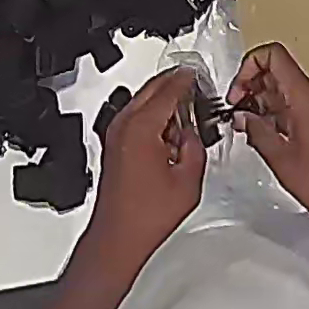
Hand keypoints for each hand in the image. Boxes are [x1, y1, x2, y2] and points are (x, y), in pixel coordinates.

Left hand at [81, 67, 204, 272]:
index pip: (166, 92)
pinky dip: (151, 114)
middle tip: (189, 83)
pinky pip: (134, 116)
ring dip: (161, 99)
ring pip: (141, 101)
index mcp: (141, 127)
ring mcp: (115, 132)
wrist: (119, 236)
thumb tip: (193, 134)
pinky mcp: (113, 143)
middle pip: (150, 90)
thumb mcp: (187, 182)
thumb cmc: (146, 216)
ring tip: (184, 109)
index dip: (183, 80)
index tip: (192, 73)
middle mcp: (124, 124)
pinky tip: (167, 131)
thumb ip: (195, 149)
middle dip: (171, 84)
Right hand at [228, 42, 308, 239]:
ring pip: (281, 90)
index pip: (273, 55)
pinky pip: (291, 107)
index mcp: (303, 96)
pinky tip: (264, 137)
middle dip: (249, 86)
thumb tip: (242, 117)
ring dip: (259, 102)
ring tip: (246, 126)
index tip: (238, 92)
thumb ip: (257, 132)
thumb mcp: (283, 160)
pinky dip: (273, 115)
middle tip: (237, 110)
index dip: (249, 65)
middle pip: (274, 70)